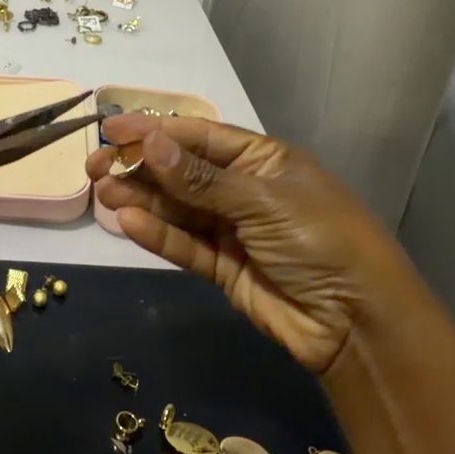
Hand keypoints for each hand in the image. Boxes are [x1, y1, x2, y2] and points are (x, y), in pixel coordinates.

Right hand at [87, 114, 407, 374]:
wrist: (359, 323)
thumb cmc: (320, 240)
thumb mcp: (262, 200)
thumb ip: (200, 178)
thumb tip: (149, 142)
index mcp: (262, 159)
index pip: (199, 136)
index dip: (155, 130)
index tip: (112, 129)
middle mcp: (244, 189)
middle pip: (181, 171)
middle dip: (140, 166)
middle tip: (95, 167)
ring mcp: (233, 229)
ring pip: (178, 208)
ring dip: (142, 199)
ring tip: (105, 194)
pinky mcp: (224, 268)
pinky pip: (185, 244)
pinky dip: (158, 234)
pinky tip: (130, 223)